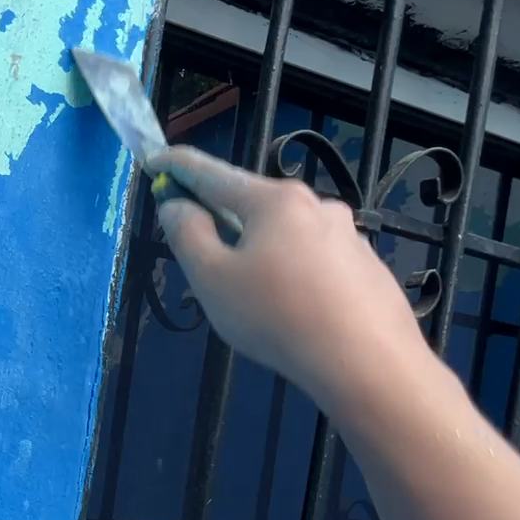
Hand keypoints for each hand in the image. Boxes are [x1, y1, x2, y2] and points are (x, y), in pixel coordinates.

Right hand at [152, 145, 427, 414]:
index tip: (153, 158)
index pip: (212, 173)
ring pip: (278, 233)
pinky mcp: (361, 264)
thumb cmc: (275, 316)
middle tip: (195, 258)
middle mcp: (313, 204)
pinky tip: (282, 309)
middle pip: (248, 203)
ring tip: (242, 299)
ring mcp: (344, 233)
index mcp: (273, 200)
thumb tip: (175, 204)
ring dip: (251, 251)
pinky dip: (282, 271)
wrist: (366, 361)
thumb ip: (187, 234)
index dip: (177, 166)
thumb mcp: (211, 278)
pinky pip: (306, 258)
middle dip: (217, 219)